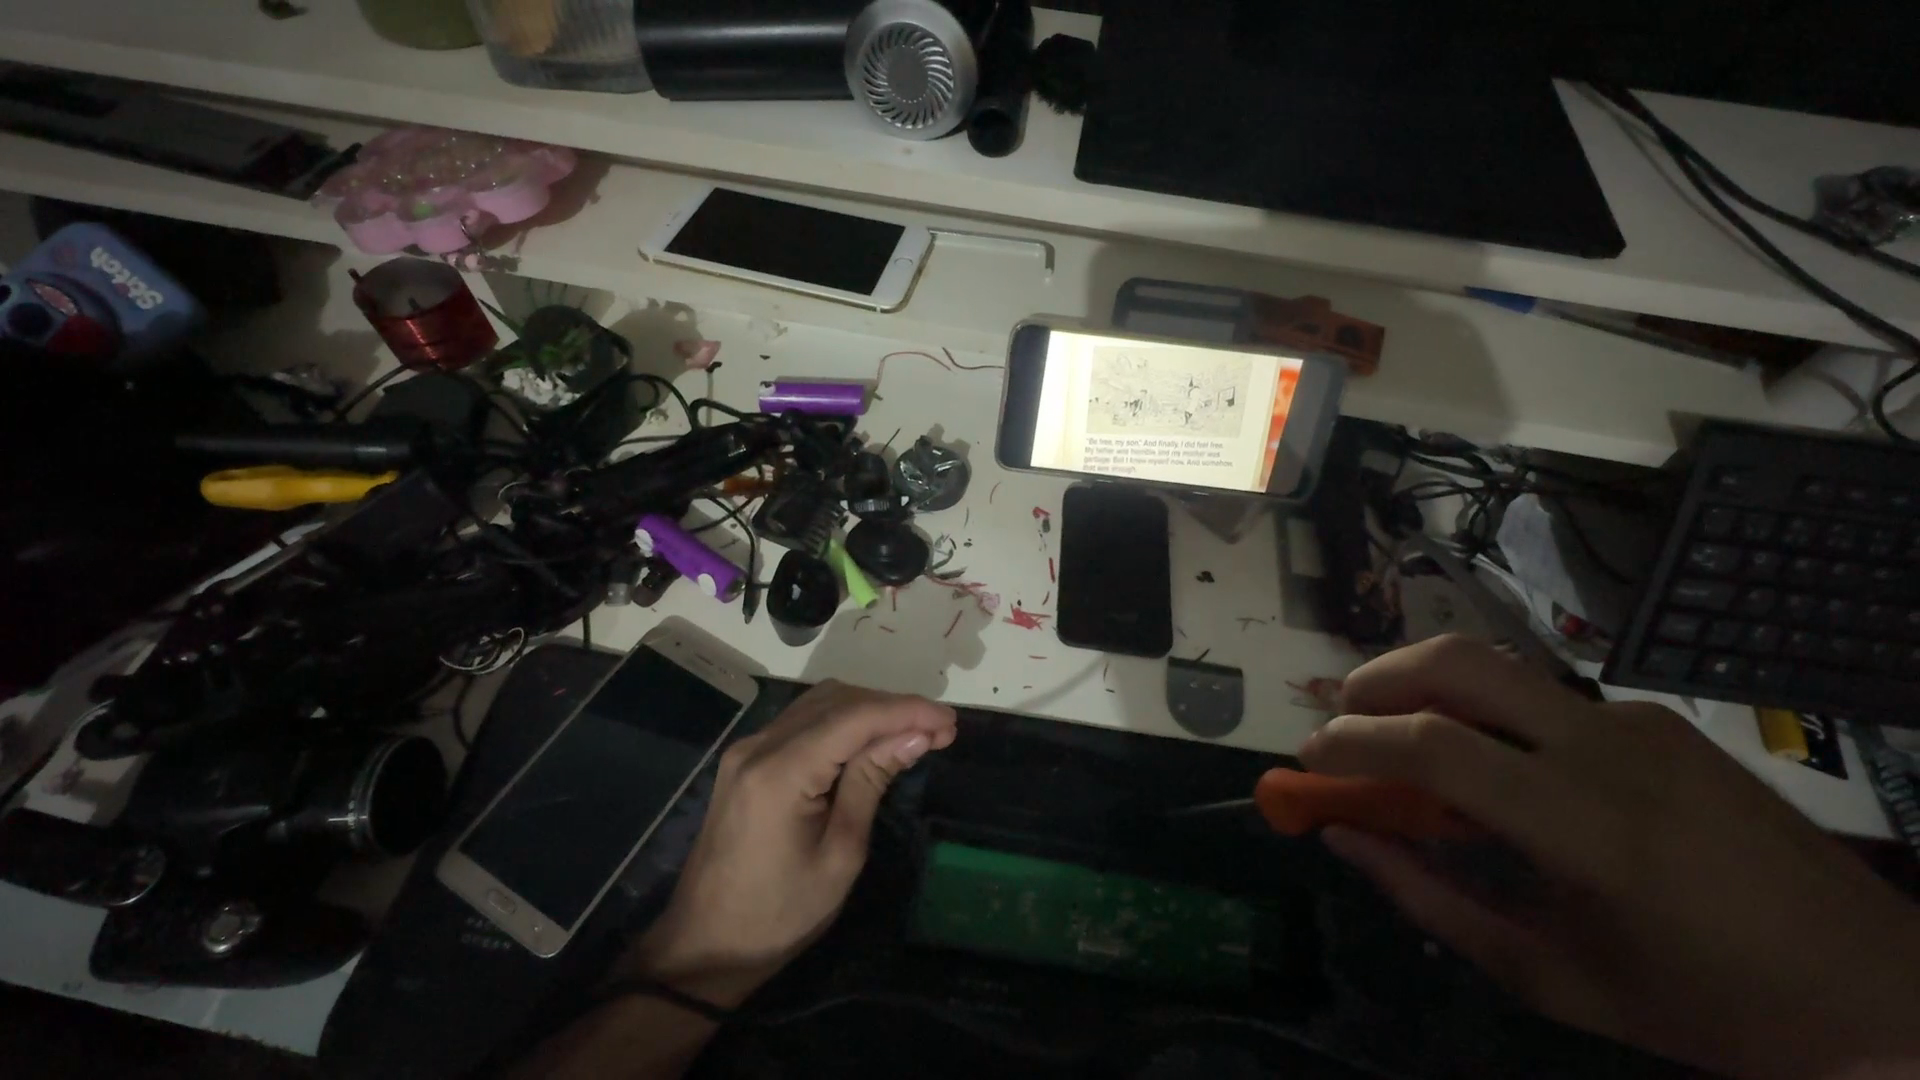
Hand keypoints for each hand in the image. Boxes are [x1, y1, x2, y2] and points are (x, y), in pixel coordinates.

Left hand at [621, 681, 956, 1008]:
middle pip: (837, 700)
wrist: (705, 945)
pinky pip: (802, 721)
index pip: (854, 718)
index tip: (949, 720)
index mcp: (780, 772)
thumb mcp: (840, 854)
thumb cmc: (780, 914)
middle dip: (892, 707)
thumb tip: (915, 736)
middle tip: (939, 730)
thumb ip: (871, 783)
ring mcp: (748, 749)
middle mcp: (759, 745)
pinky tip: (870, 739)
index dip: (906, 711)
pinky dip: (842, 721)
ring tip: (913, 732)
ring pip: (819, 704)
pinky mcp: (746, 759)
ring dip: (869, 709)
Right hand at [1300, 635, 1919, 1079]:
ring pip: (1495, 668)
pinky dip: (1481, 712)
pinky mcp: (1656, 720)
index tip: (1307, 760)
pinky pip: (1540, 697)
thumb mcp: (1548, 976)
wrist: (1885, 995)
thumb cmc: (1701, 1006)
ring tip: (1397, 734)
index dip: (1351, 742)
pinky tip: (1491, 764)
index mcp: (1585, 826)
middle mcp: (1607, 748)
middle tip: (1342, 719)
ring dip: (1422, 686)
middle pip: (1458, 663)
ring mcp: (1638, 723)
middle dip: (1375, 678)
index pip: (1434, 747)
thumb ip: (1429, 898)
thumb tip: (1342, 837)